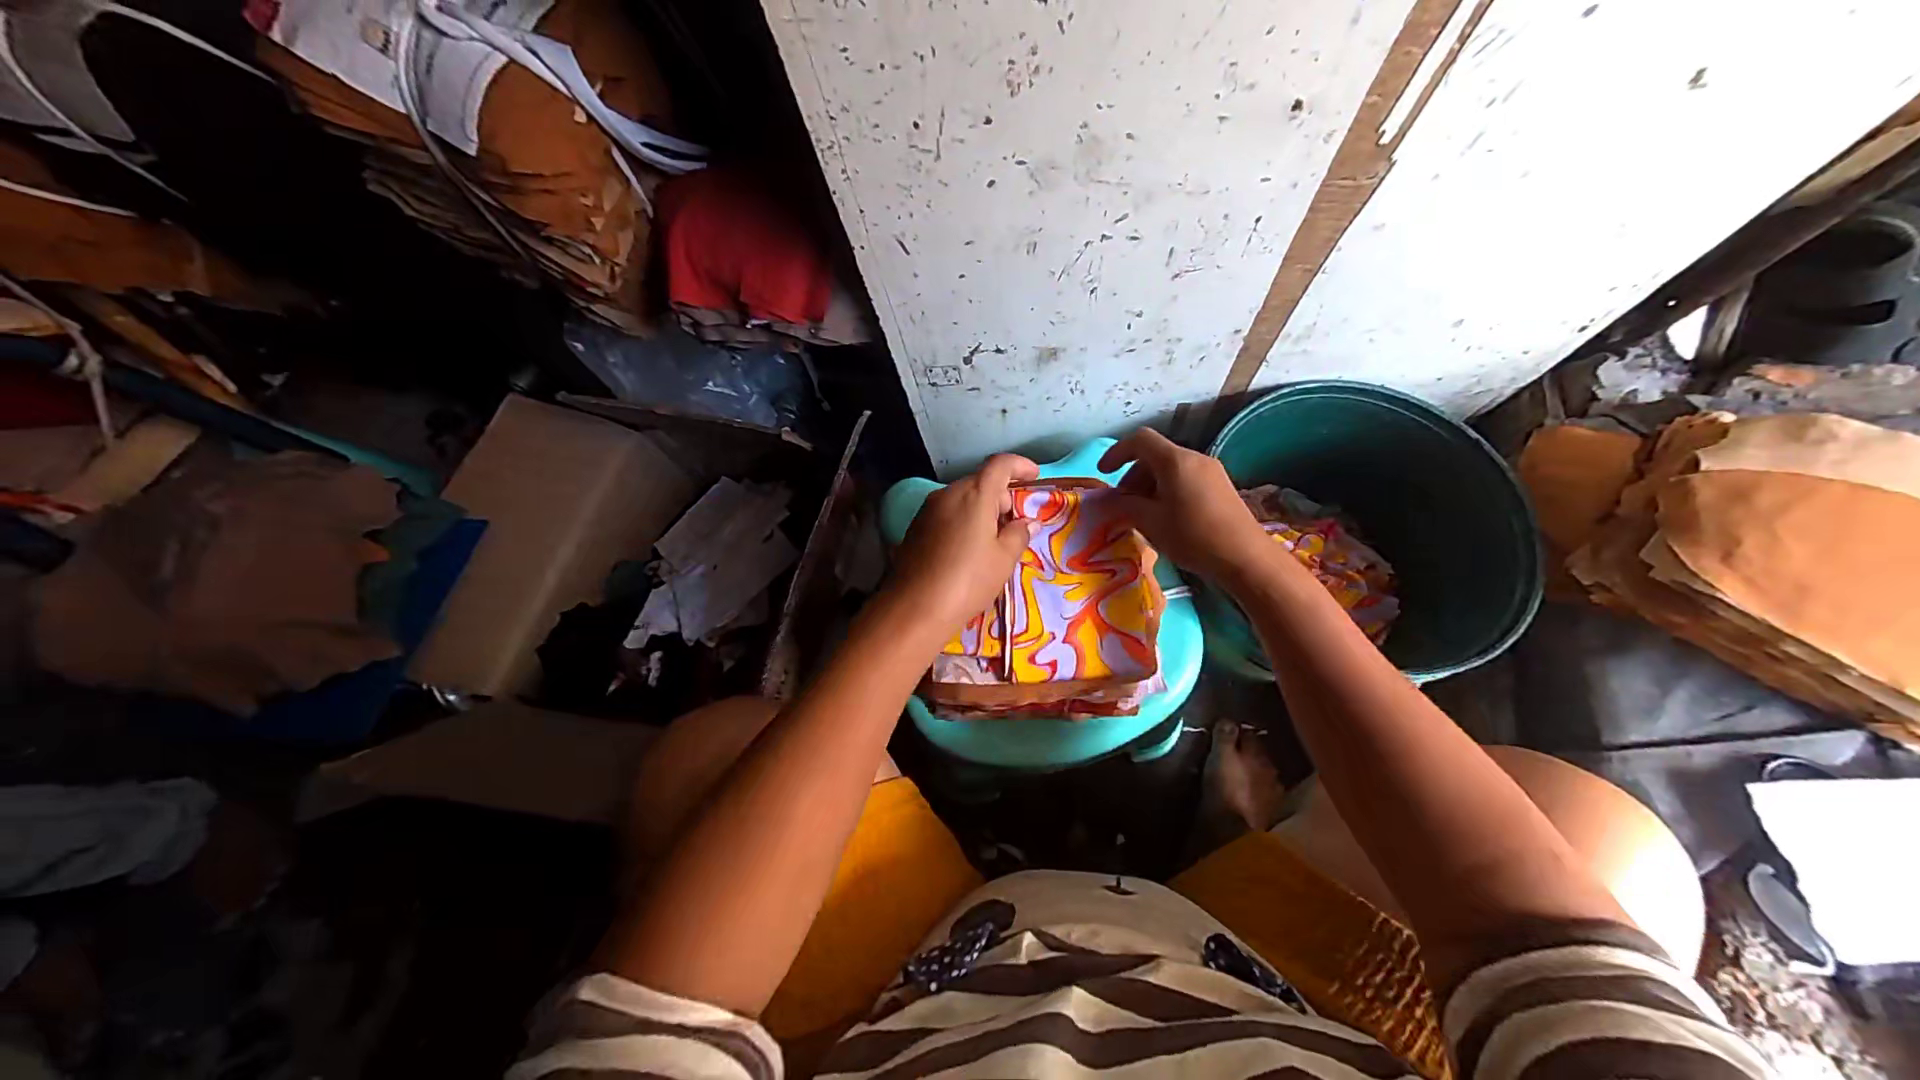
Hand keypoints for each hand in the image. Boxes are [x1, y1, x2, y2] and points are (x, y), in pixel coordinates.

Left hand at [886, 454, 1039, 637]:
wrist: (915, 607)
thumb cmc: (968, 580)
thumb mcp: (1003, 559)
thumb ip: (1018, 534)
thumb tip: (1026, 522)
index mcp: (974, 494)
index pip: (1000, 465)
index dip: (1020, 465)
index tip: (1033, 476)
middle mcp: (948, 493)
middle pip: (980, 482)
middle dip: (1001, 495)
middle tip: (1014, 523)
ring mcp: (928, 509)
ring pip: (962, 498)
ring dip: (981, 509)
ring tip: (991, 540)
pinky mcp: (916, 526)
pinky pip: (946, 513)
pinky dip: (962, 520)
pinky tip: (967, 549)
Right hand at [1099, 429, 1274, 583]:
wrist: (1245, 557)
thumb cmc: (1193, 537)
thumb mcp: (1150, 523)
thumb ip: (1125, 506)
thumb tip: (1109, 500)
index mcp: (1175, 461)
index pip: (1140, 440)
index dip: (1117, 452)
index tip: (1104, 474)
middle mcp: (1195, 458)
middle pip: (1155, 454)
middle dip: (1133, 475)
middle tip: (1123, 504)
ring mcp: (1211, 471)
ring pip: (1170, 468)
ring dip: (1149, 485)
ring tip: (1143, 514)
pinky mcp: (1221, 486)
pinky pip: (1186, 478)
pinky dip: (1168, 490)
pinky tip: (1166, 517)